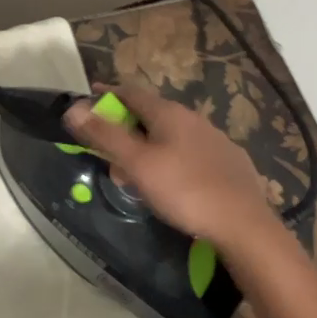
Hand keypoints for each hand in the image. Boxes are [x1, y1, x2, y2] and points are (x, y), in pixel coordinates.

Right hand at [64, 83, 278, 247]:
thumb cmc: (183, 190)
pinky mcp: (230, 162)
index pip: (130, 92)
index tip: (88, 102)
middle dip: (127, 126)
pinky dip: (174, 159)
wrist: (243, 225)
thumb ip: (105, 135)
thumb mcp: (137, 164)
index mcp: (168, 113)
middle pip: (151, 114)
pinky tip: (175, 182)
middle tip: (110, 148)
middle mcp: (193, 118)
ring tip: (139, 170)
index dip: (106, 95)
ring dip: (151, 144)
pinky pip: (192, 152)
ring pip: (173, 134)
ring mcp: (215, 139)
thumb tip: (73, 107)